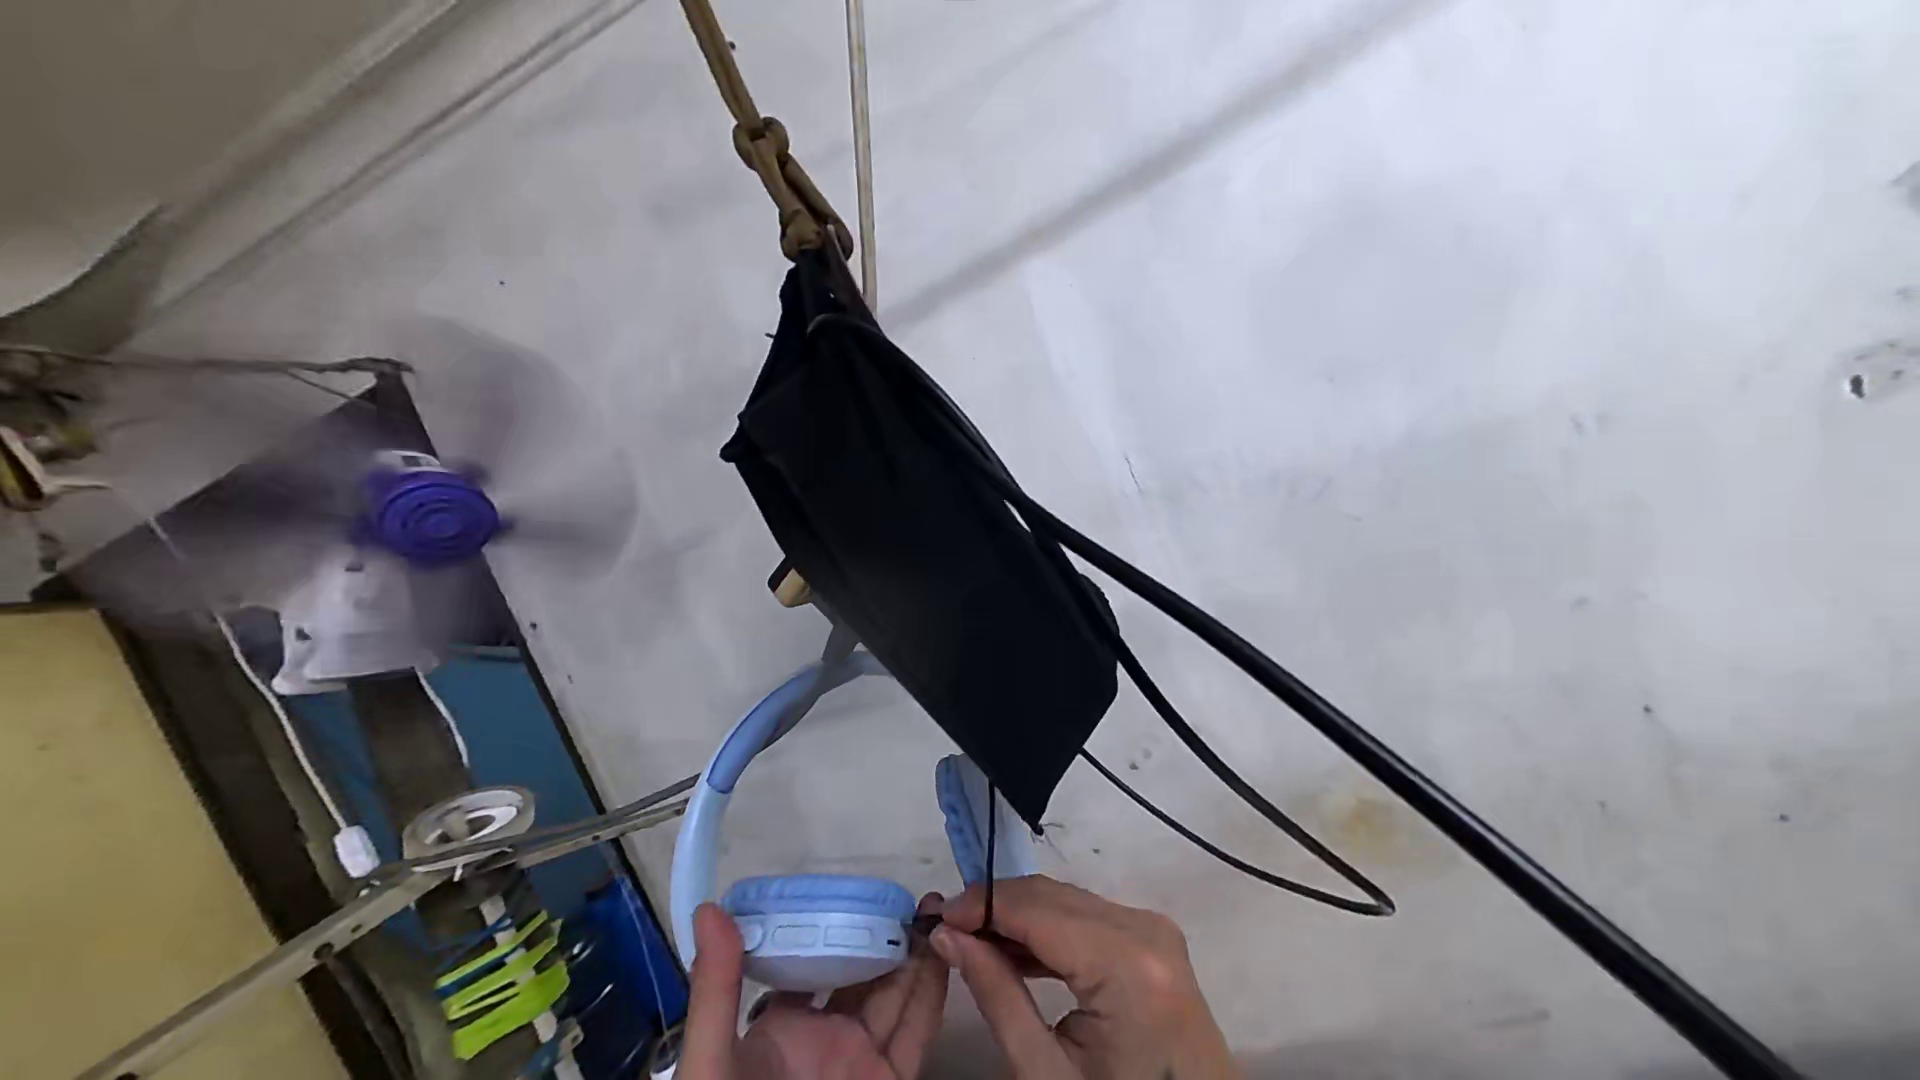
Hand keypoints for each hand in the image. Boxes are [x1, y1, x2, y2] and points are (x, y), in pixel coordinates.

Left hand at [681, 896, 950, 1079]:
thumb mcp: (711, 1063)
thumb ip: (715, 991)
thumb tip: (710, 908)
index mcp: (780, 1029)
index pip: (812, 962)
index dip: (834, 924)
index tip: (858, 886)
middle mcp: (825, 1038)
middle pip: (863, 973)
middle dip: (885, 933)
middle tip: (910, 893)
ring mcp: (860, 1061)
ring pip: (896, 995)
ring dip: (916, 952)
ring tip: (935, 908)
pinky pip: (916, 1034)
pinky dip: (932, 993)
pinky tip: (944, 953)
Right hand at [929, 876, 1235, 1079]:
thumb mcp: (1048, 1075)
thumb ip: (996, 995)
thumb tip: (946, 935)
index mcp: (1127, 964)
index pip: (1037, 909)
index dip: (981, 905)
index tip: (935, 917)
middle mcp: (1145, 929)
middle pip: (1051, 897)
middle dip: (994, 907)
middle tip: (947, 929)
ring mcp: (1154, 930)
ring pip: (1066, 901)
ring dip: (1017, 915)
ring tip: (971, 939)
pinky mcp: (1153, 938)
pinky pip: (1087, 917)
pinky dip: (1047, 928)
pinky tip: (1012, 949)